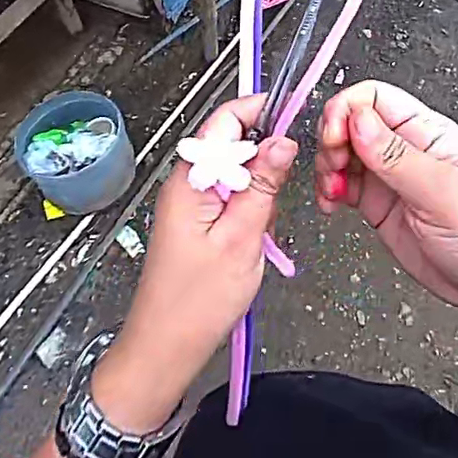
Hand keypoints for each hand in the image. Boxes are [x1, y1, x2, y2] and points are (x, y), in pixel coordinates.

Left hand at [93, 93, 297, 430]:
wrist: (165, 348)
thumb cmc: (195, 303)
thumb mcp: (241, 238)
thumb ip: (263, 185)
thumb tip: (282, 141)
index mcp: (190, 179)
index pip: (225, 121)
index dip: (259, 109)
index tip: (292, 113)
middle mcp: (186, 183)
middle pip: (233, 144)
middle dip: (263, 161)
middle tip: (278, 194)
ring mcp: (189, 201)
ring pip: (235, 173)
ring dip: (257, 191)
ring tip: (260, 228)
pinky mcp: (196, 219)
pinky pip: (230, 197)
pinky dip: (248, 210)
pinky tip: (251, 238)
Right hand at [314, 81, 457, 321]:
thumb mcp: (444, 194)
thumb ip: (397, 157)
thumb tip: (357, 119)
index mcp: (427, 132)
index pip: (375, 98)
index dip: (346, 110)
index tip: (335, 138)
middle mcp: (404, 147)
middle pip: (350, 121)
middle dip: (331, 139)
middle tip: (332, 168)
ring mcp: (387, 175)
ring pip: (340, 151)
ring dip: (325, 166)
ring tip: (332, 192)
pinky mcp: (375, 201)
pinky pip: (340, 183)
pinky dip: (327, 189)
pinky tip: (331, 204)